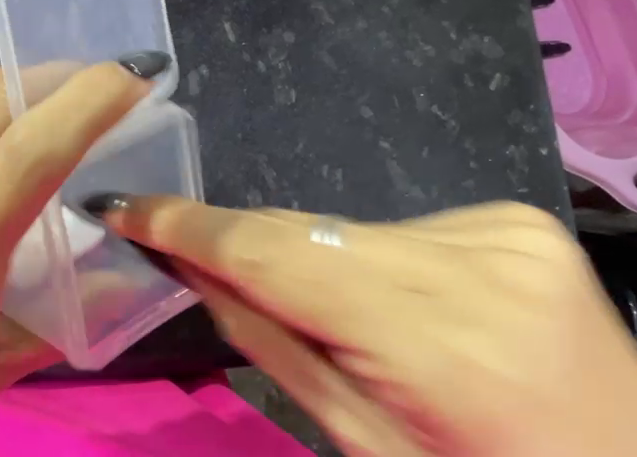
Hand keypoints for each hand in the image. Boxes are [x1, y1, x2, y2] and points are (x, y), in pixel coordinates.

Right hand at [92, 198, 636, 456]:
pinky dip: (367, 257)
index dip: (187, 226)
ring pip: (341, 227)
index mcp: (443, 343)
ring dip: (304, 256)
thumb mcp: (370, 448)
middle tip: (175, 247)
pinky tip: (397, 305)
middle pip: (302, 232)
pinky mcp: (518, 221)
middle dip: (236, 243)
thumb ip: (271, 344)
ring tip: (318, 310)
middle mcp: (476, 262)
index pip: (272, 254)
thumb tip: (187, 264)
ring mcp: (504, 231)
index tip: (119, 205)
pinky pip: (395, 227)